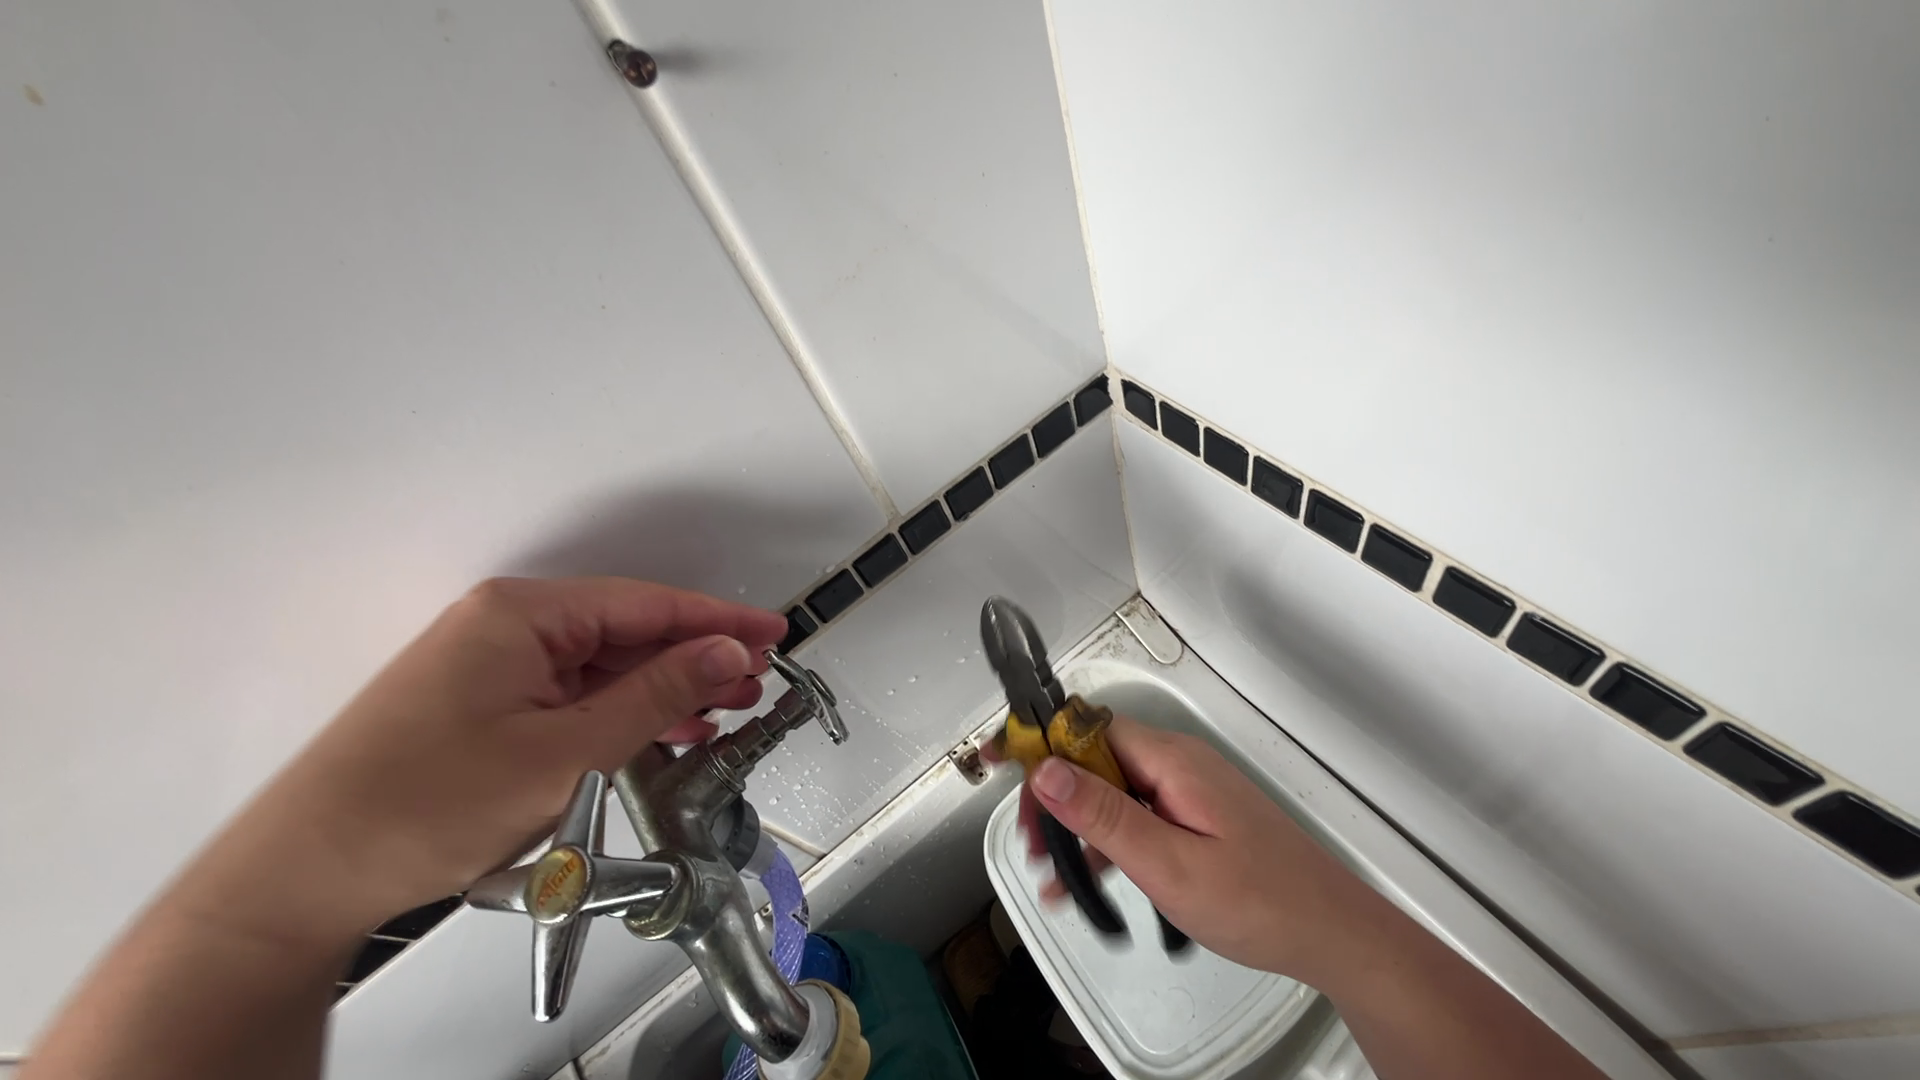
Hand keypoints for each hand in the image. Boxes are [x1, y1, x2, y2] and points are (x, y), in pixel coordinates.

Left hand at [201, 577, 787, 940]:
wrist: (300, 880)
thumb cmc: (419, 809)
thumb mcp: (567, 752)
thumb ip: (658, 695)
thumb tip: (724, 653)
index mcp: (522, 616)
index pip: (649, 605)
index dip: (718, 621)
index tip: (770, 632)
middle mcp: (506, 626)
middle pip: (628, 631)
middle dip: (696, 657)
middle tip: (753, 678)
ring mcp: (492, 665)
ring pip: (603, 665)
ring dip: (663, 687)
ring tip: (720, 707)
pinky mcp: (485, 702)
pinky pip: (572, 693)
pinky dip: (621, 710)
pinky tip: (659, 728)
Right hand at [1018, 716, 1383, 983]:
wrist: (1331, 935)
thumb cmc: (1260, 901)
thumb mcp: (1168, 863)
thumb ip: (1104, 815)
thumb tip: (1047, 770)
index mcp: (1170, 760)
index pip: (1086, 729)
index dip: (1039, 741)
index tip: (1000, 759)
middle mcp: (1175, 763)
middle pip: (1093, 760)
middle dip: (1052, 795)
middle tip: (1029, 840)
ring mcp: (1185, 790)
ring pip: (1110, 791)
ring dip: (1075, 824)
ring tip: (1049, 870)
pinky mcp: (1191, 816)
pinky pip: (1135, 815)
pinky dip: (1106, 841)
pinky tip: (1085, 879)